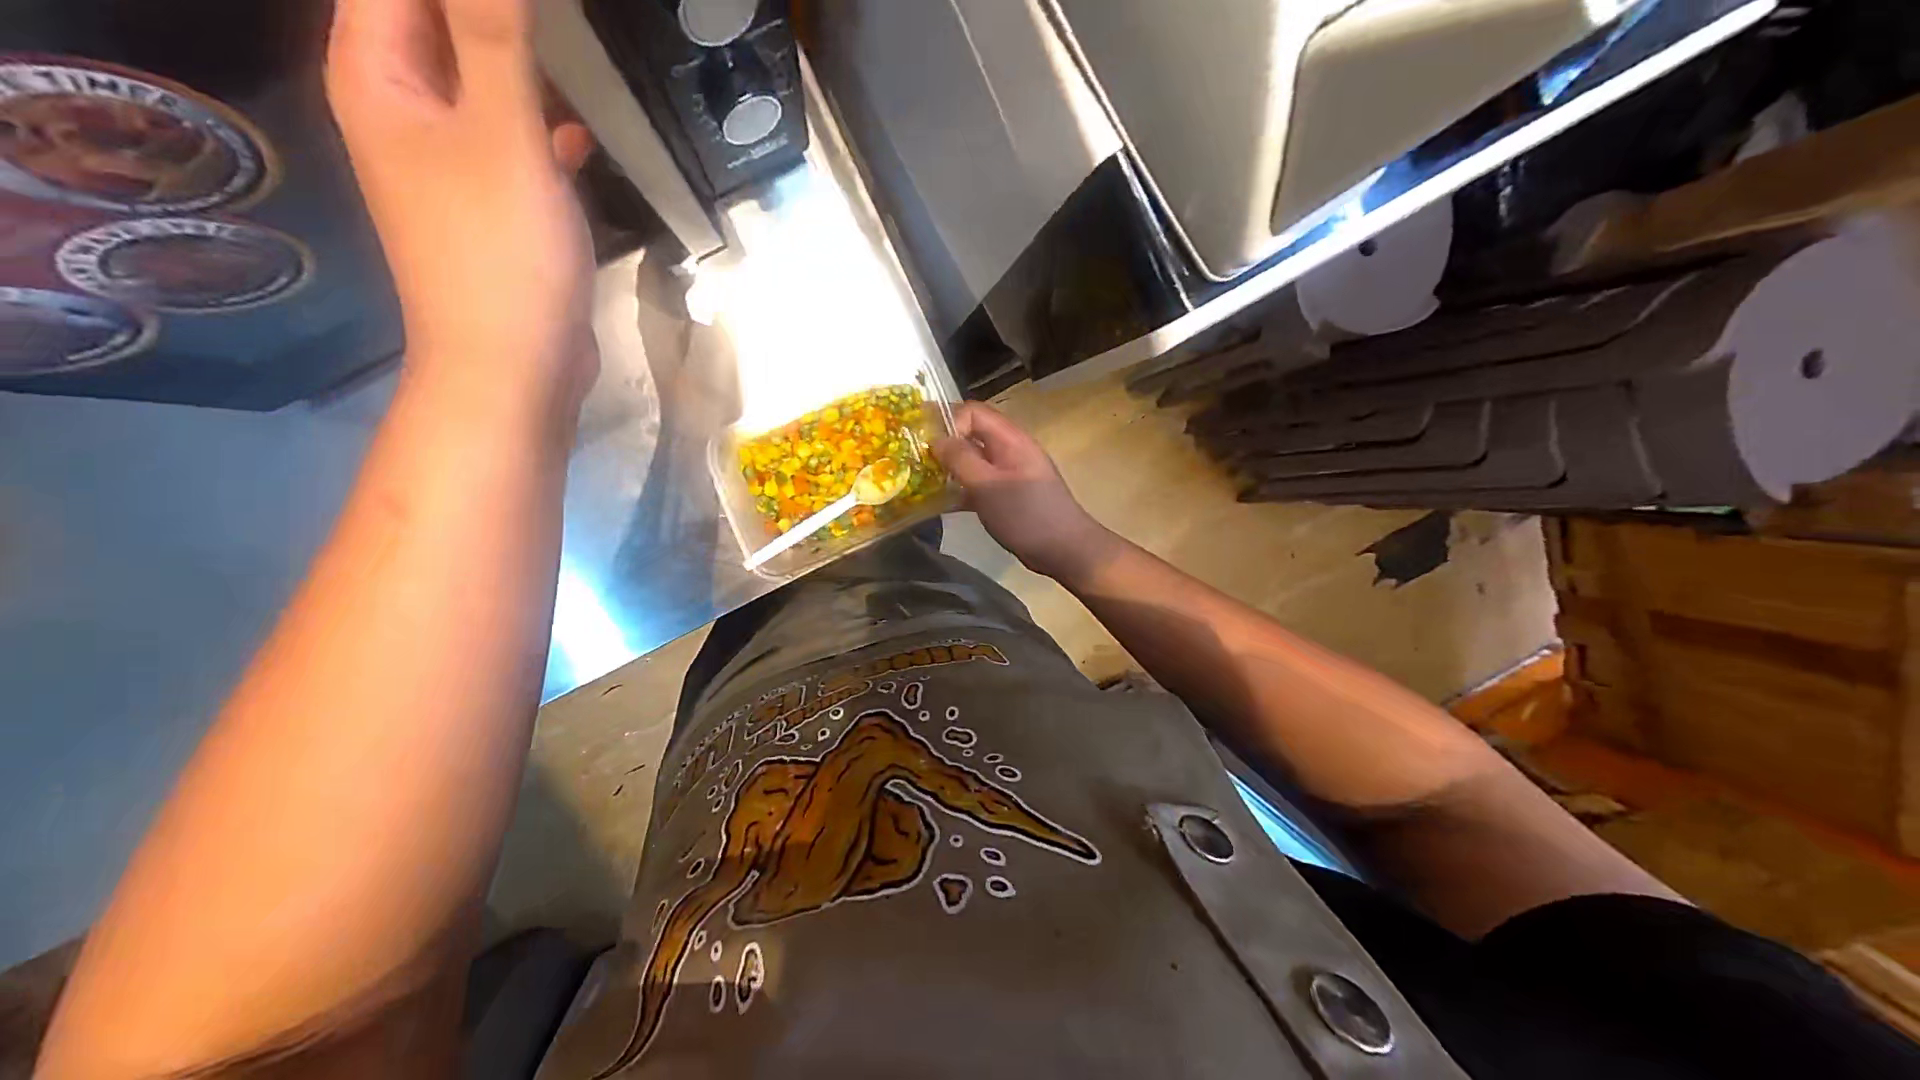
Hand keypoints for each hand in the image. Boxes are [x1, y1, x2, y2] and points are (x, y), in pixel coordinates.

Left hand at [326, 0, 597, 411]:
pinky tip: (583, 132)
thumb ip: (495, 36)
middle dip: (496, 11)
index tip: (534, 2)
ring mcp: (449, 160)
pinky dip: (544, 125)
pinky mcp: (494, 203)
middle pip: (436, 20)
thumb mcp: (502, 135)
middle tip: (563, 19)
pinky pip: (513, 138)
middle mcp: (403, 109)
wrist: (513, 366)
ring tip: (577, 46)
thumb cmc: (501, 254)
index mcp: (379, 76)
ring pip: (482, 80)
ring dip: (523, 60)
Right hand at [935, 402, 1119, 581]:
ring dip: (949, 467)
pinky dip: (959, 489)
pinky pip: (978, 483)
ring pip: (973, 460)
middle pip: (971, 433)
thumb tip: (936, 439)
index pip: (972, 412)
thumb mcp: (988, 485)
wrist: (1064, 550)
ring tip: (922, 479)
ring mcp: (1009, 473)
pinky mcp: (1007, 496)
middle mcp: (1010, 450)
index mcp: (1010, 439)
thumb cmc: (1026, 514)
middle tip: (916, 458)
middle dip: (943, 443)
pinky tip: (939, 503)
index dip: (948, 422)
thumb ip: (960, 459)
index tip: (927, 444)